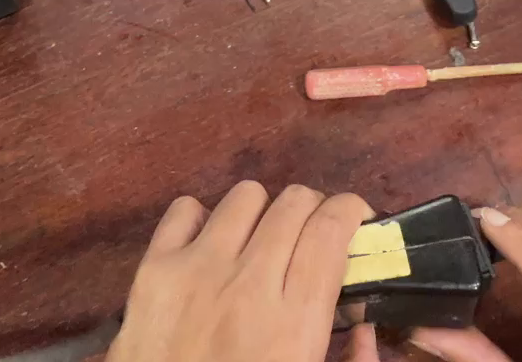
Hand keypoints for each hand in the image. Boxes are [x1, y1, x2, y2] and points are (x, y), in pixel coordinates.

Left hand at [107, 180, 376, 361]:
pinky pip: (185, 209)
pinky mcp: (154, 269)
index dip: (352, 210)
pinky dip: (202, 219)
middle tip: (310, 235)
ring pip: (246, 195)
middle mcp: (249, 283)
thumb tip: (366, 325)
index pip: (331, 228)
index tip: (357, 220)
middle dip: (313, 209)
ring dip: (262, 212)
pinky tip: (208, 248)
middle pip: (294, 202)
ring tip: (258, 241)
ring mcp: (197, 270)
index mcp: (294, 324)